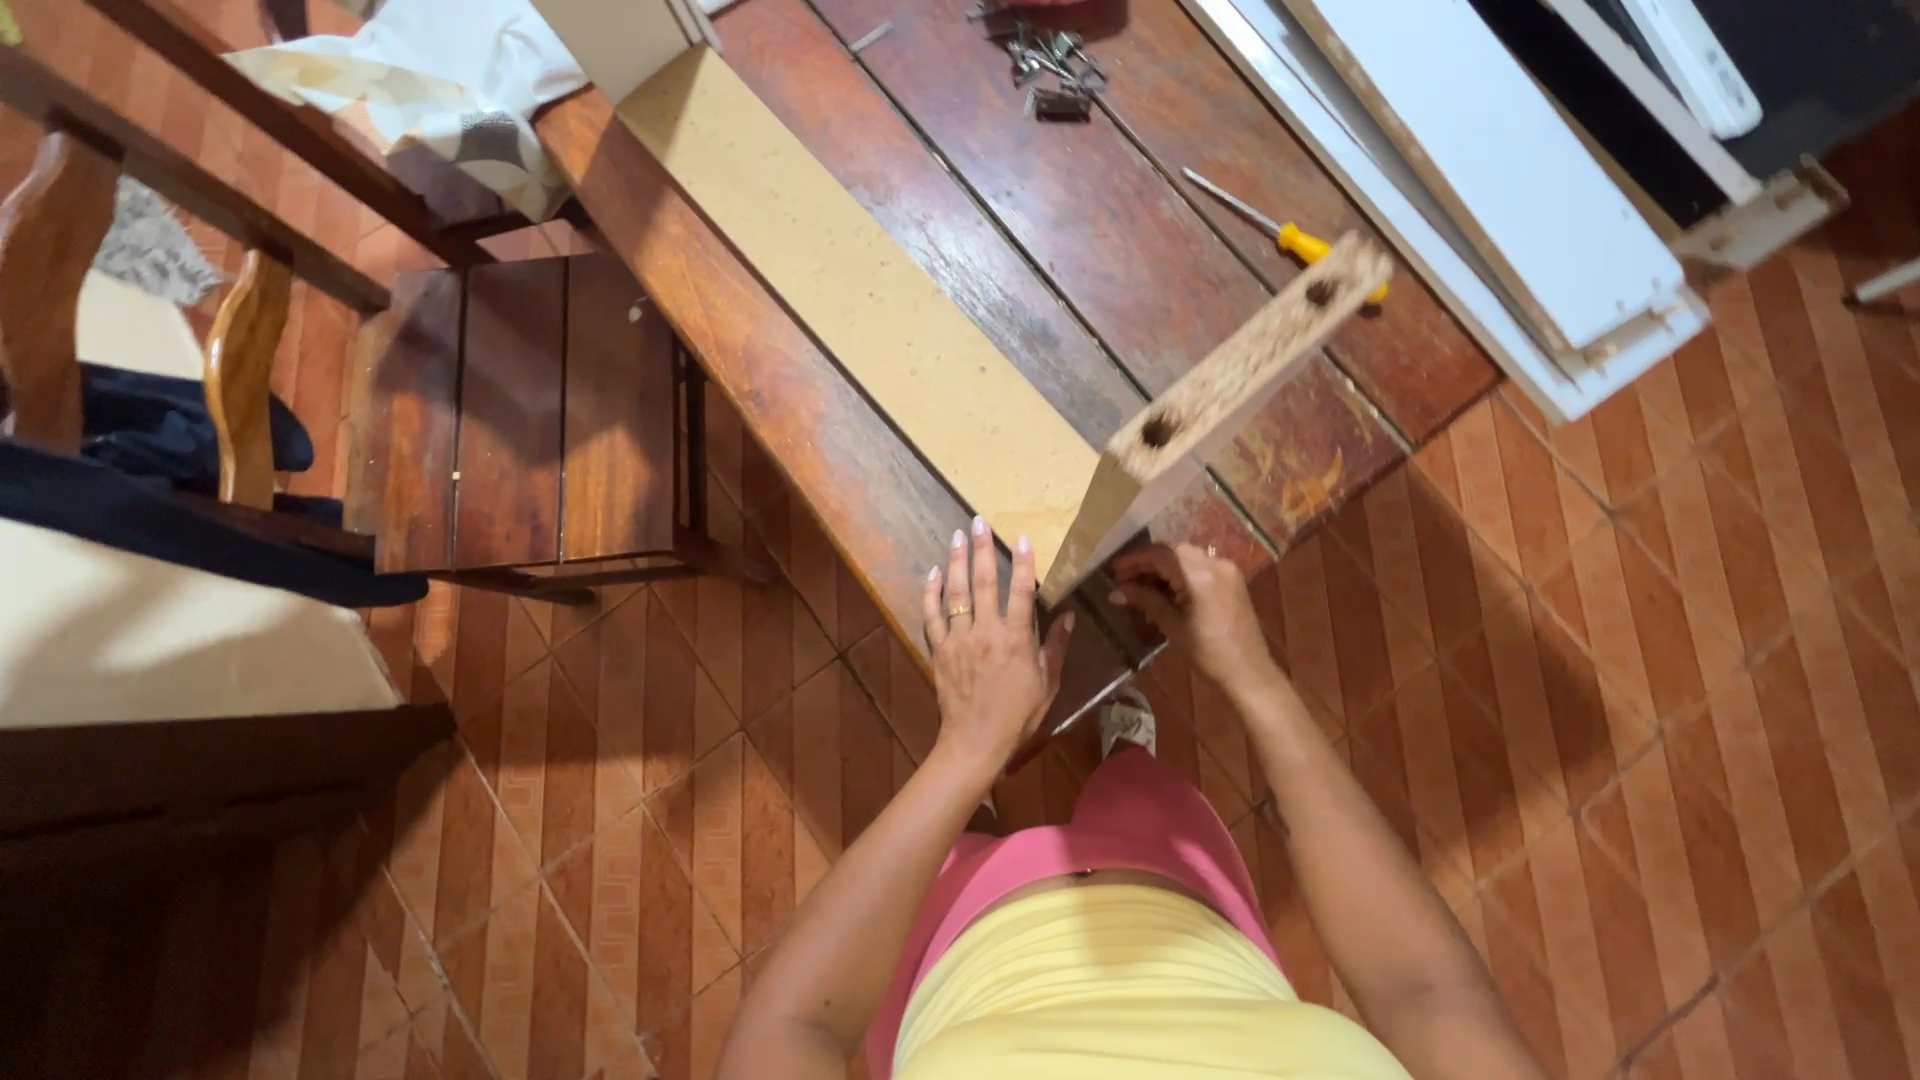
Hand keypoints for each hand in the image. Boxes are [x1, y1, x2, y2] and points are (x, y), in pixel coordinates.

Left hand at [925, 516, 1073, 781]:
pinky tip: (933, 572)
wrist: (976, 741)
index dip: (1023, 563)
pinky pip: (933, 615)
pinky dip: (931, 593)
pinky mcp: (940, 650)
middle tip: (979, 521)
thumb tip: (1069, 614)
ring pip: (957, 592)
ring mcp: (959, 639)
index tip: (1021, 538)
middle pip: (985, 581)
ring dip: (957, 561)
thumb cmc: (1018, 715)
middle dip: (982, 548)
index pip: (1022, 591)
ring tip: (957, 536)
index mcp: (1016, 639)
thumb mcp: (1048, 683)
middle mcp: (986, 631)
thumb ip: (1056, 646)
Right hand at [1110, 544, 1273, 690]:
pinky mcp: (1231, 579)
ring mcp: (1227, 570)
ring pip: (1185, 557)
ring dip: (1162, 569)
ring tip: (1140, 589)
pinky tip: (1163, 591)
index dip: (1134, 559)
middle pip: (1173, 552)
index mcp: (1200, 575)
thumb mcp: (1172, 626)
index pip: (1161, 554)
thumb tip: (1115, 592)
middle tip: (1124, 581)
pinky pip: (1198, 567)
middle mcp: (1216, 563)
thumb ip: (1145, 601)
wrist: (1248, 672)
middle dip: (1147, 563)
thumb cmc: (1208, 654)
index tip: (1114, 571)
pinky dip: (1178, 574)